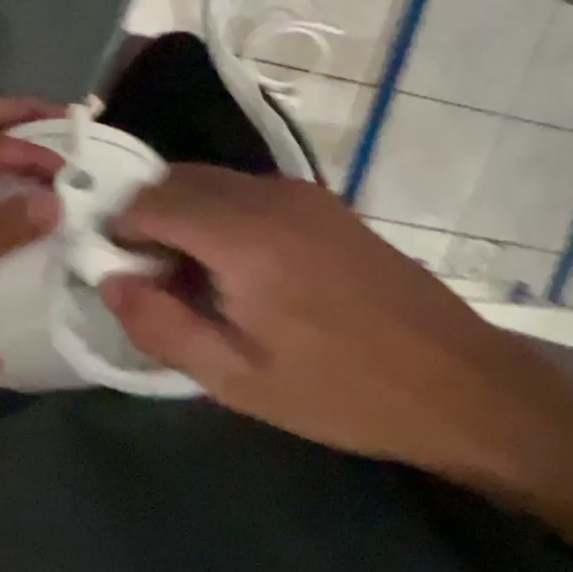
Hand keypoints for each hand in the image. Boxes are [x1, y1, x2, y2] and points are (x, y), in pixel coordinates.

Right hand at [101, 165, 572, 476]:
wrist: (461, 385)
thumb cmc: (341, 391)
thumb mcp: (237, 379)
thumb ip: (160, 326)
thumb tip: (111, 282)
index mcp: (241, 235)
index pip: (149, 201)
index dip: (119, 230)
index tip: (118, 271)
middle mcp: (267, 195)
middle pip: (177, 180)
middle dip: (147, 217)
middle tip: (152, 277)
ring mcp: (302, 193)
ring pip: (213, 181)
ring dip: (184, 214)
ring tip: (194, 278)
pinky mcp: (325, 204)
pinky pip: (248, 191)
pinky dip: (220, 213)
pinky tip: (241, 269)